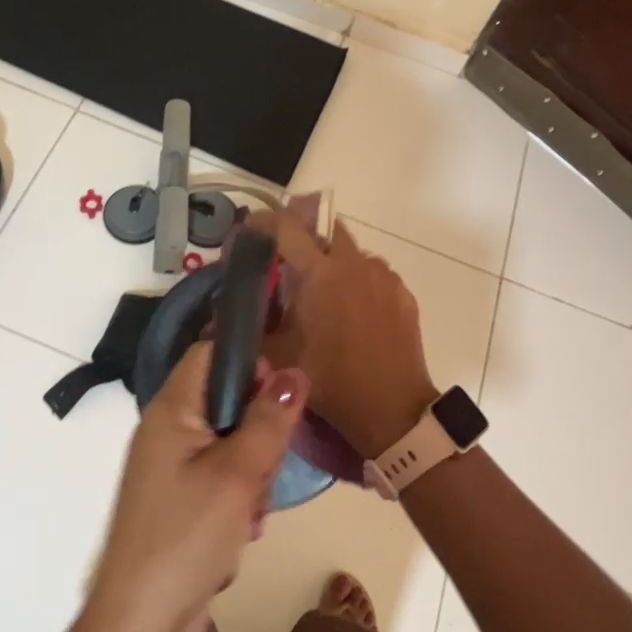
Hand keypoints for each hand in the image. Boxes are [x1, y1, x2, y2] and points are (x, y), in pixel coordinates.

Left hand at [50, 343, 308, 631]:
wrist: (141, 618)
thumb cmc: (186, 535)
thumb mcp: (238, 474)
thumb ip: (268, 421)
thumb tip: (293, 373)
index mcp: (170, 410)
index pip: (208, 354)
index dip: (246, 364)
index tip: (278, 396)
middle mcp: (166, 431)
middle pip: (226, 404)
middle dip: (257, 436)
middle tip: (262, 469)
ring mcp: (171, 468)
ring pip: (231, 447)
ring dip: (252, 478)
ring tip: (249, 512)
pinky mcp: (178, 501)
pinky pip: (220, 481)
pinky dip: (237, 502)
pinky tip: (240, 533)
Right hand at [258, 210, 438, 459]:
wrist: (391, 409)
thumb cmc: (330, 379)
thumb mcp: (277, 355)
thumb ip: (252, 325)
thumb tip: (229, 310)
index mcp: (318, 271)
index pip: (285, 225)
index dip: (263, 222)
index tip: (251, 233)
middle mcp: (352, 262)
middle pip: (324, 226)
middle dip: (304, 234)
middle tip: (288, 259)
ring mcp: (382, 275)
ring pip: (351, 251)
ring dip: (333, 261)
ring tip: (323, 294)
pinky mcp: (403, 292)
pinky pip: (374, 274)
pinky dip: (359, 282)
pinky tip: (353, 313)